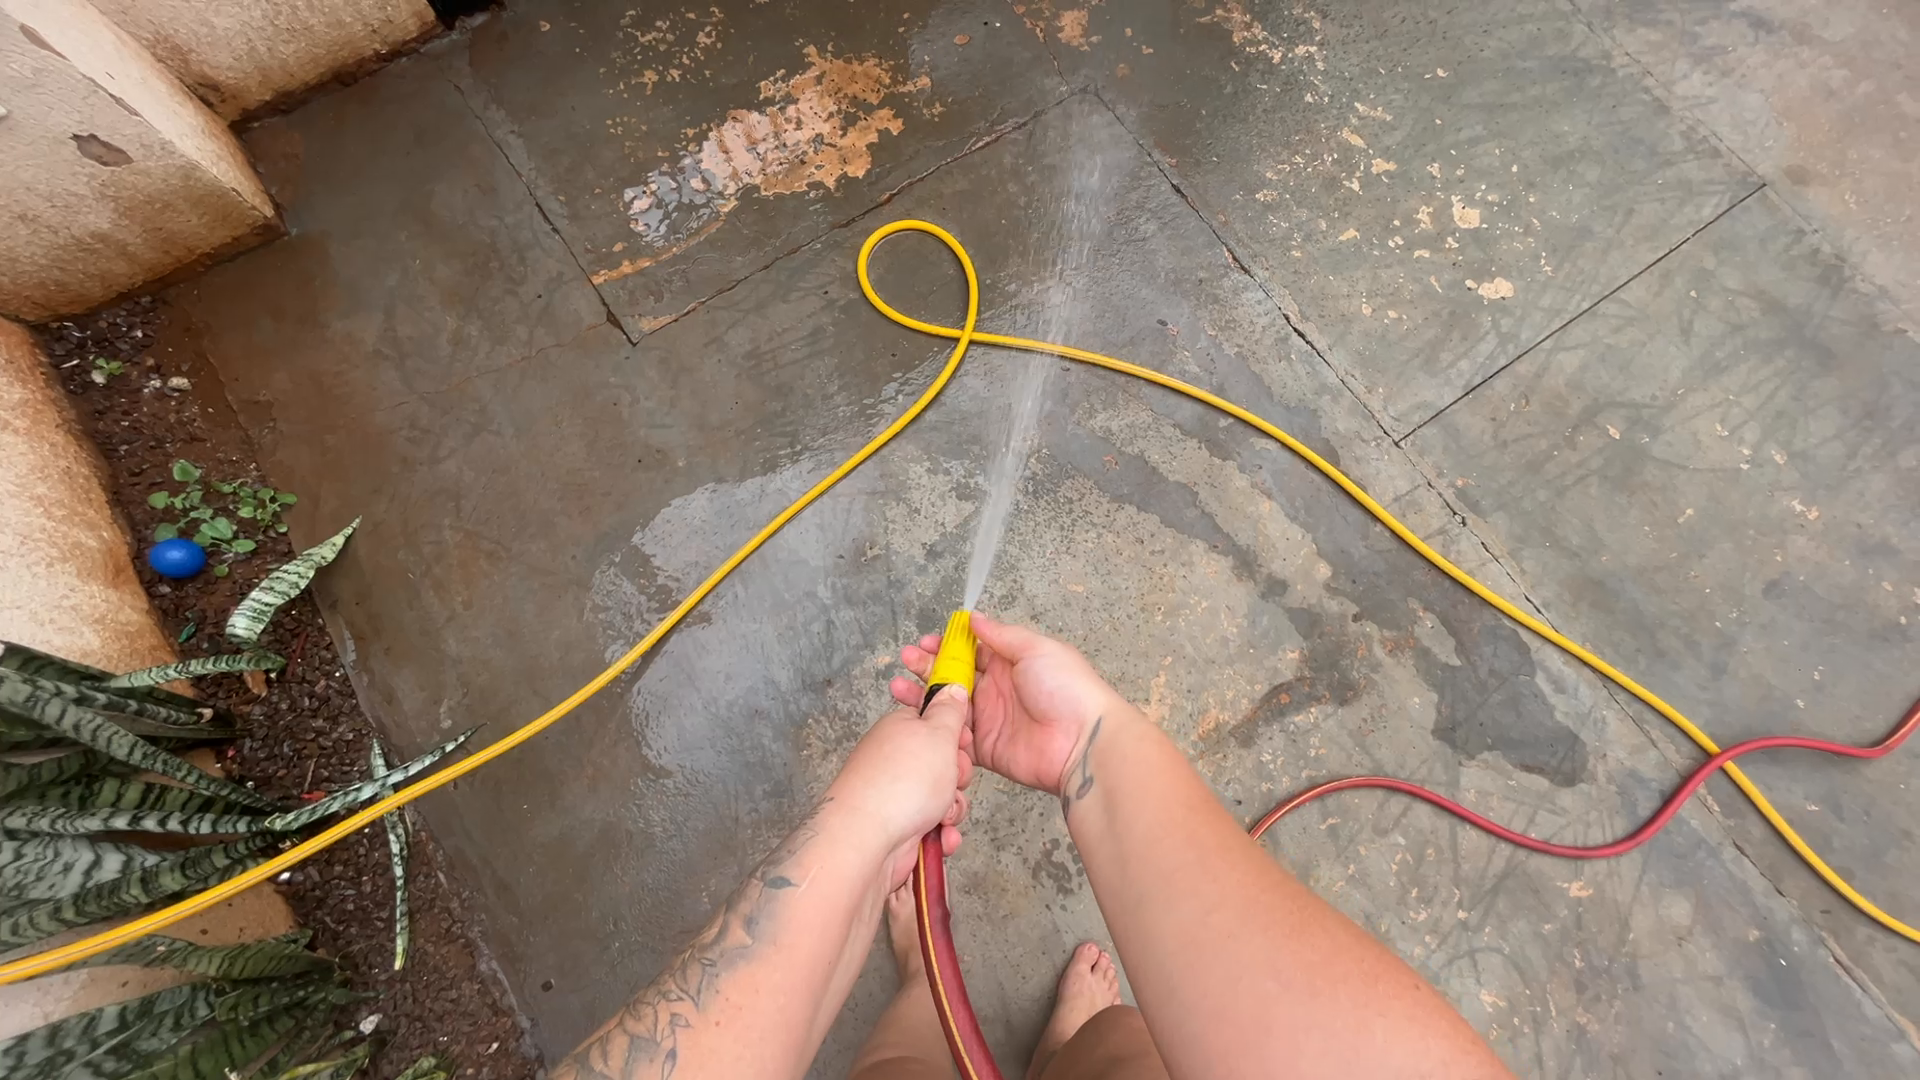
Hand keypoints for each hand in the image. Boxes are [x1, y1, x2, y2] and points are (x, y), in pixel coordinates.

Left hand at [827, 686, 973, 888]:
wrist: (867, 839)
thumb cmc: (901, 783)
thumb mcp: (938, 734)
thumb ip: (950, 710)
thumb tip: (952, 688)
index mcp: (902, 728)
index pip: (936, 721)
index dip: (956, 733)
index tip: (963, 742)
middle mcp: (897, 758)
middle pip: (944, 762)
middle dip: (958, 776)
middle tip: (954, 779)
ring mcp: (897, 793)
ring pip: (943, 796)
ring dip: (952, 808)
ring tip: (943, 816)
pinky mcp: (899, 824)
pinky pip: (932, 824)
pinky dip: (941, 833)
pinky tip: (941, 838)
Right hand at [890, 614, 1124, 797]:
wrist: (1082, 742)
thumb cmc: (1067, 689)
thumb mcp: (1035, 649)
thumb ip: (1001, 635)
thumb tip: (974, 617)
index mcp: (1010, 662)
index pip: (970, 650)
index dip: (946, 645)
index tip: (926, 642)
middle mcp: (997, 689)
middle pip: (953, 676)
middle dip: (927, 667)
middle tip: (908, 660)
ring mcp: (989, 719)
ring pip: (948, 706)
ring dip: (923, 696)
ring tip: (900, 687)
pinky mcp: (985, 748)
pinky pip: (955, 738)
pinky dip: (937, 729)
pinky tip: (920, 719)